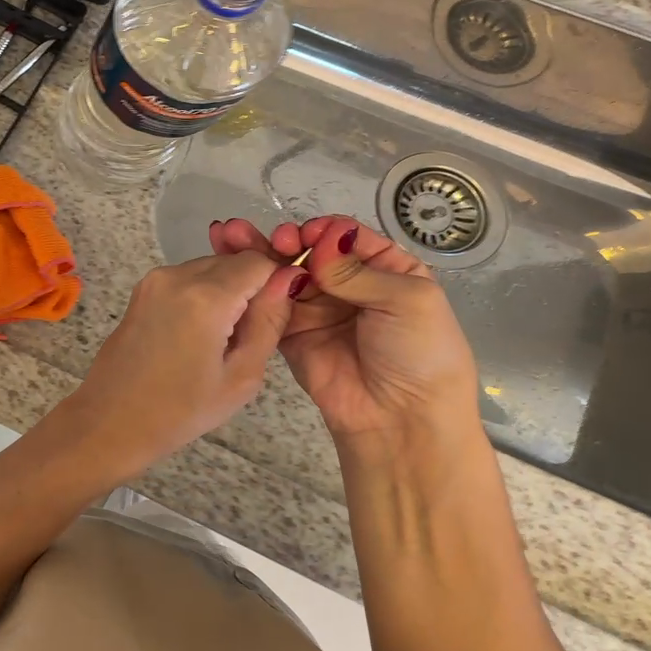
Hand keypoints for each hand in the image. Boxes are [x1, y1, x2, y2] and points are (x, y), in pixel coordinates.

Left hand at [60, 252, 298, 481]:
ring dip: (226, 292)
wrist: (113, 418)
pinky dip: (202, 296)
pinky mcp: (141, 290)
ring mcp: (153, 280)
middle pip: (231, 262)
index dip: (277, 280)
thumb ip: (269, 320)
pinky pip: (185, 279)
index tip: (280, 312)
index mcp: (204, 296)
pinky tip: (198, 335)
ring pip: (208, 268)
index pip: (258, 261)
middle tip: (250, 333)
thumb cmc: (183, 408)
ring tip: (222, 339)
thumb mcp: (241, 374)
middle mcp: (175, 275)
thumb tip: (288, 278)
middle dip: (251, 287)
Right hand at [209, 215, 480, 441]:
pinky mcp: (288, 329)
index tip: (305, 237)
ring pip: (281, 270)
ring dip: (257, 251)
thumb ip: (357, 271)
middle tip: (273, 240)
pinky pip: (267, 301)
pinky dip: (250, 283)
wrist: (400, 418)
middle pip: (307, 249)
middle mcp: (347, 283)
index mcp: (385, 269)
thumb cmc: (420, 353)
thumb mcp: (409, 301)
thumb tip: (316, 241)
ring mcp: (314, 306)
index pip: (344, 236)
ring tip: (230, 236)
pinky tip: (231, 266)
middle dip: (284, 238)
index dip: (322, 232)